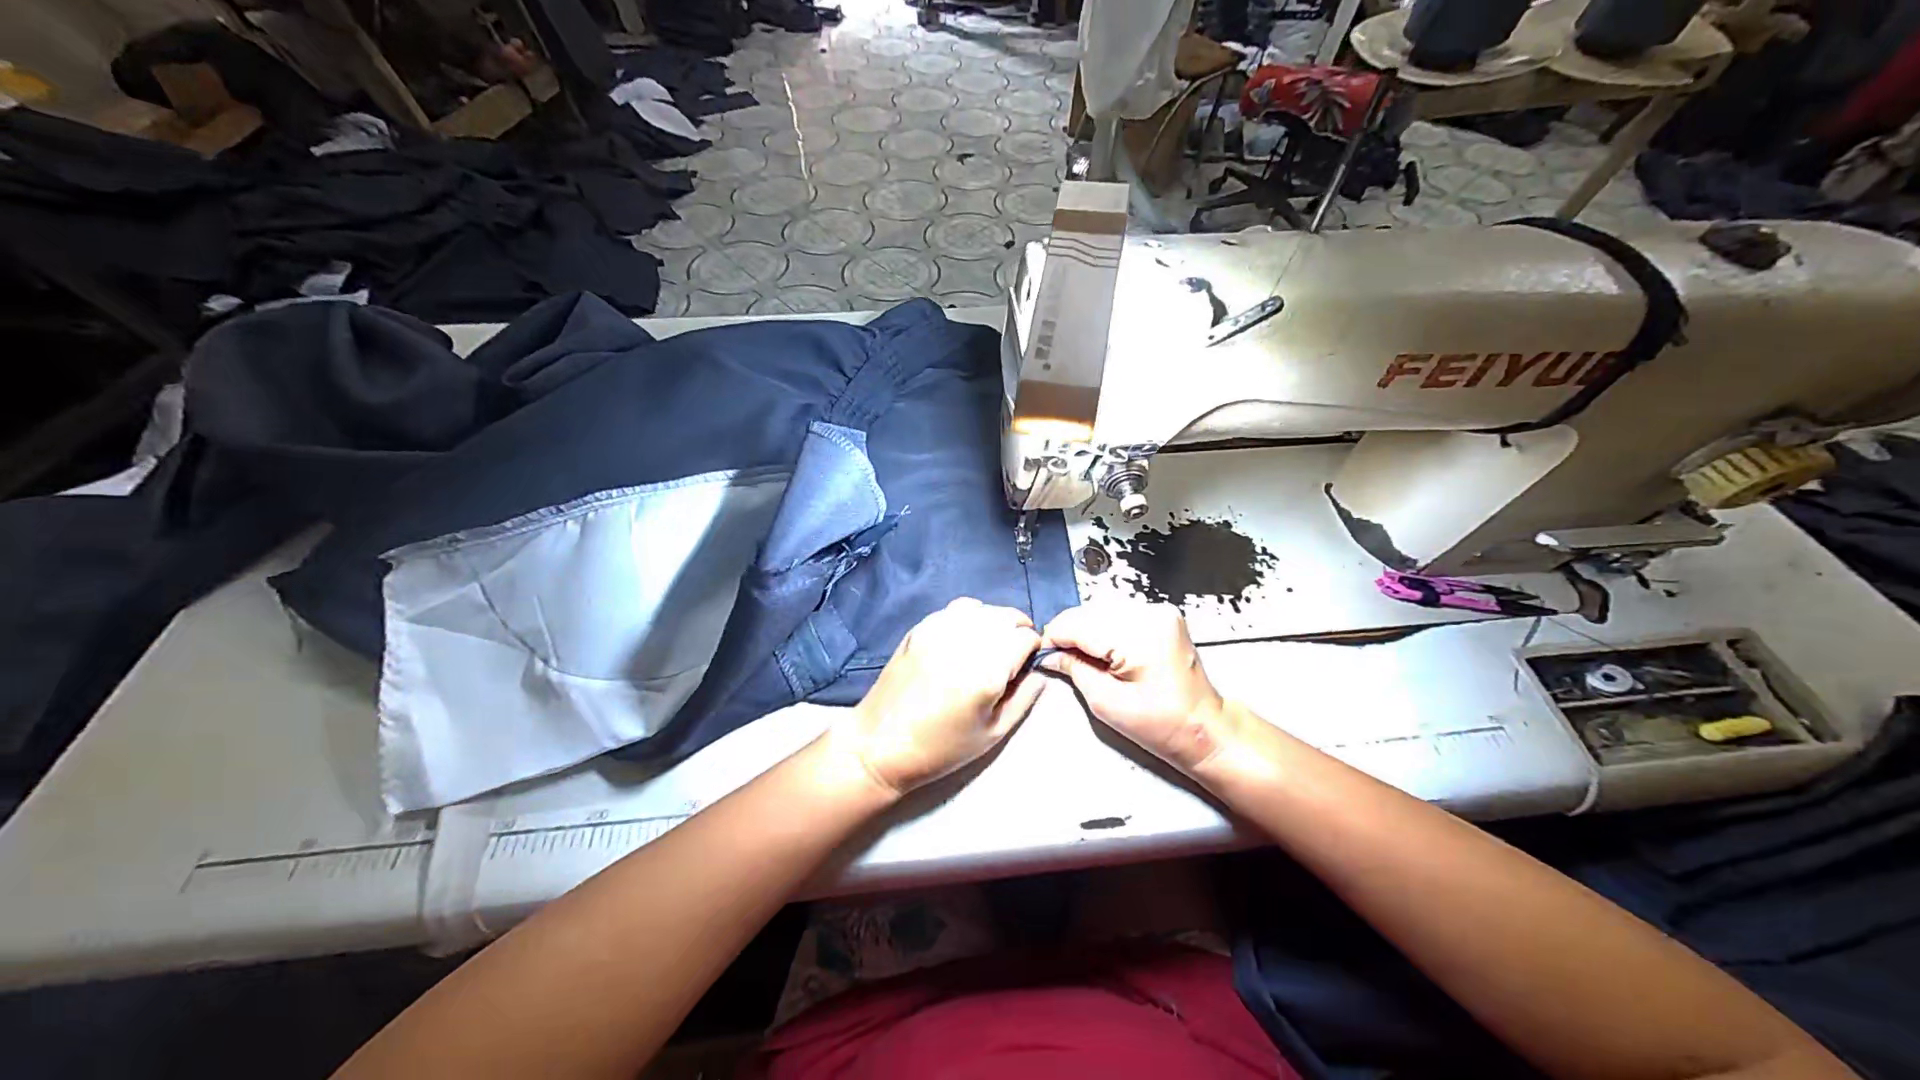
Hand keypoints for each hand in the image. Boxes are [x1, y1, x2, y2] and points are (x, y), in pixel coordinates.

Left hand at [830, 598, 1044, 795]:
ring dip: (994, 622)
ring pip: (982, 608)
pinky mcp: (920, 628)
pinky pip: (955, 610)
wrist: (881, 744)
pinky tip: (964, 641)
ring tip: (989, 646)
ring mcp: (938, 629)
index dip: (1033, 650)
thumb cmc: (941, 747)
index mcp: (987, 670)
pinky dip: (969, 619)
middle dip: (1017, 631)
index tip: (1026, 666)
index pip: (1026, 637)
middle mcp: (964, 641)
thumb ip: (1024, 698)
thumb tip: (1038, 672)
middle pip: (1007, 616)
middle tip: (1013, 656)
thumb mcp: (994, 732)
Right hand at [1040, 601, 1237, 774]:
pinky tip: (1103, 649)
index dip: (1054, 638)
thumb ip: (1074, 669)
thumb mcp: (1106, 702)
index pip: (1078, 624)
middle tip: (1058, 657)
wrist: (1204, 727)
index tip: (1042, 654)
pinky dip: (1105, 628)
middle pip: (1089, 612)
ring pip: (1102, 609)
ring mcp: (1159, 611)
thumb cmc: (1160, 724)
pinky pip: (1120, 613)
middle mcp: (1150, 614)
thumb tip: (1049, 653)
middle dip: (1070, 633)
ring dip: (1086, 629)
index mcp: (1138, 637)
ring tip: (1081, 656)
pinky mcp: (1162, 614)